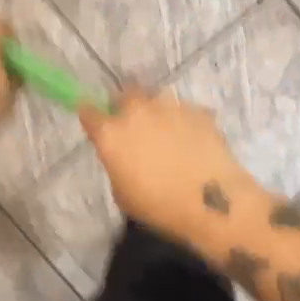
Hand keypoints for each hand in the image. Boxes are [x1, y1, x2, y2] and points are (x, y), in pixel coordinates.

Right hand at [79, 87, 256, 242]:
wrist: (210, 202)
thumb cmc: (159, 206)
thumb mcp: (122, 192)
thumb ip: (118, 164)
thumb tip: (125, 155)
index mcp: (111, 133)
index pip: (89, 112)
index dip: (91, 116)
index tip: (96, 123)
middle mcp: (137, 111)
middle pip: (124, 94)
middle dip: (125, 105)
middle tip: (133, 125)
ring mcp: (169, 106)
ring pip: (156, 98)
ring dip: (155, 109)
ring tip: (165, 130)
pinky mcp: (198, 110)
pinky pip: (184, 110)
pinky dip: (183, 120)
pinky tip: (191, 139)